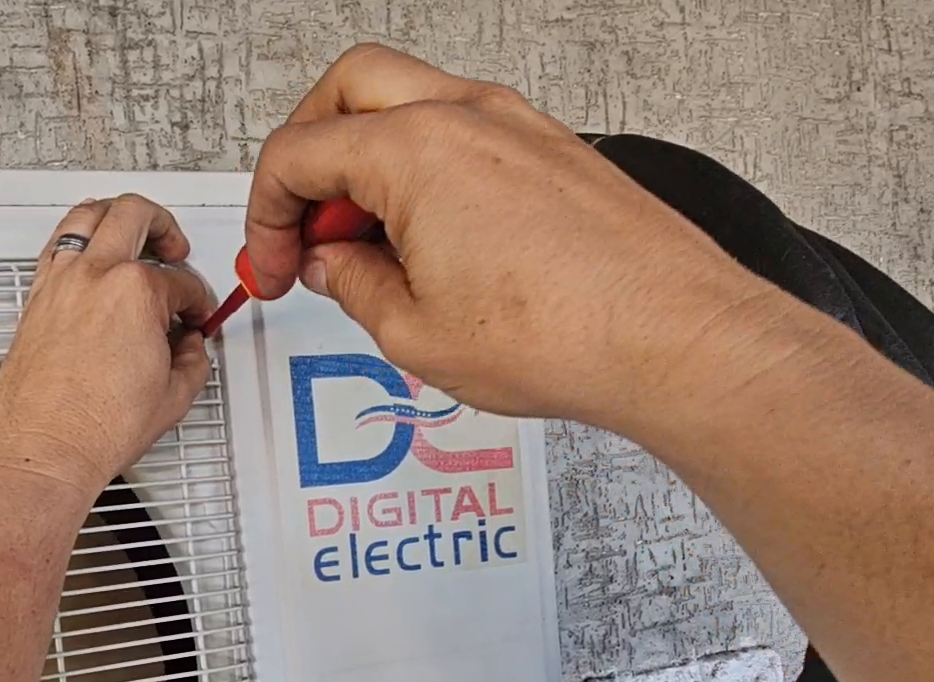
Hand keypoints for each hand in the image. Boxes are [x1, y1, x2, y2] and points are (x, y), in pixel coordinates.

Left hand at [0, 195, 215, 499]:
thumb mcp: (173, 397)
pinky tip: (87, 256)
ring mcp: (59, 285)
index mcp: (135, 292)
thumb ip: (193, 360)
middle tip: (175, 245)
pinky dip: (77, 242)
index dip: (198, 300)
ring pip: (85, 216)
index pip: (181, 282)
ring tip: (130, 229)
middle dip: (165, 227)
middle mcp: (93, 277)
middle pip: (134, 216)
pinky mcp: (35, 302)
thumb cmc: (96, 430)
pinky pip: (56, 248)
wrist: (48, 451)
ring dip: (114, 215)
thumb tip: (190, 345)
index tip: (196, 316)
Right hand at [246, 44, 789, 429]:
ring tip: (360, 243)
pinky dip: (413, 171)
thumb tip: (329, 264)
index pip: (298, 153)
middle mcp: (467, 117)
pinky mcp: (543, 149)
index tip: (272, 263)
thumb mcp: (410, 332)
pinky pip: (453, 132)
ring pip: (401, 102)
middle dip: (302, 155)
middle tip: (299, 223)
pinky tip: (415, 239)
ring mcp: (513, 125)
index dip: (265, 216)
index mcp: (417, 153)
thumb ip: (351, 285)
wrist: (668, 338)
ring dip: (359, 162)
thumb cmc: (561, 333)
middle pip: (345, 90)